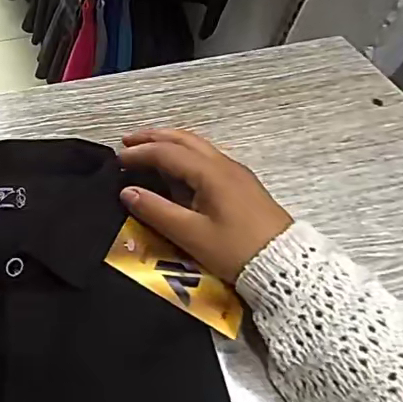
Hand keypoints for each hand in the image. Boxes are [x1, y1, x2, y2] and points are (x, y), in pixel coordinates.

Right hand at [116, 129, 292, 283]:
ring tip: (148, 150)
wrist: (285, 263)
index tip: (117, 160)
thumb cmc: (236, 250)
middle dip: (154, 137)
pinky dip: (185, 156)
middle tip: (128, 142)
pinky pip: (207, 158)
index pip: (168, 152)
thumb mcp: (192, 235)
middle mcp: (223, 164)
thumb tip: (127, 191)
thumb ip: (157, 211)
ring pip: (197, 146)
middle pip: (184, 139)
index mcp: (210, 172)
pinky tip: (177, 170)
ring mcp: (235, 172)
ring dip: (170, 144)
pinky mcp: (242, 184)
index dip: (140, 154)